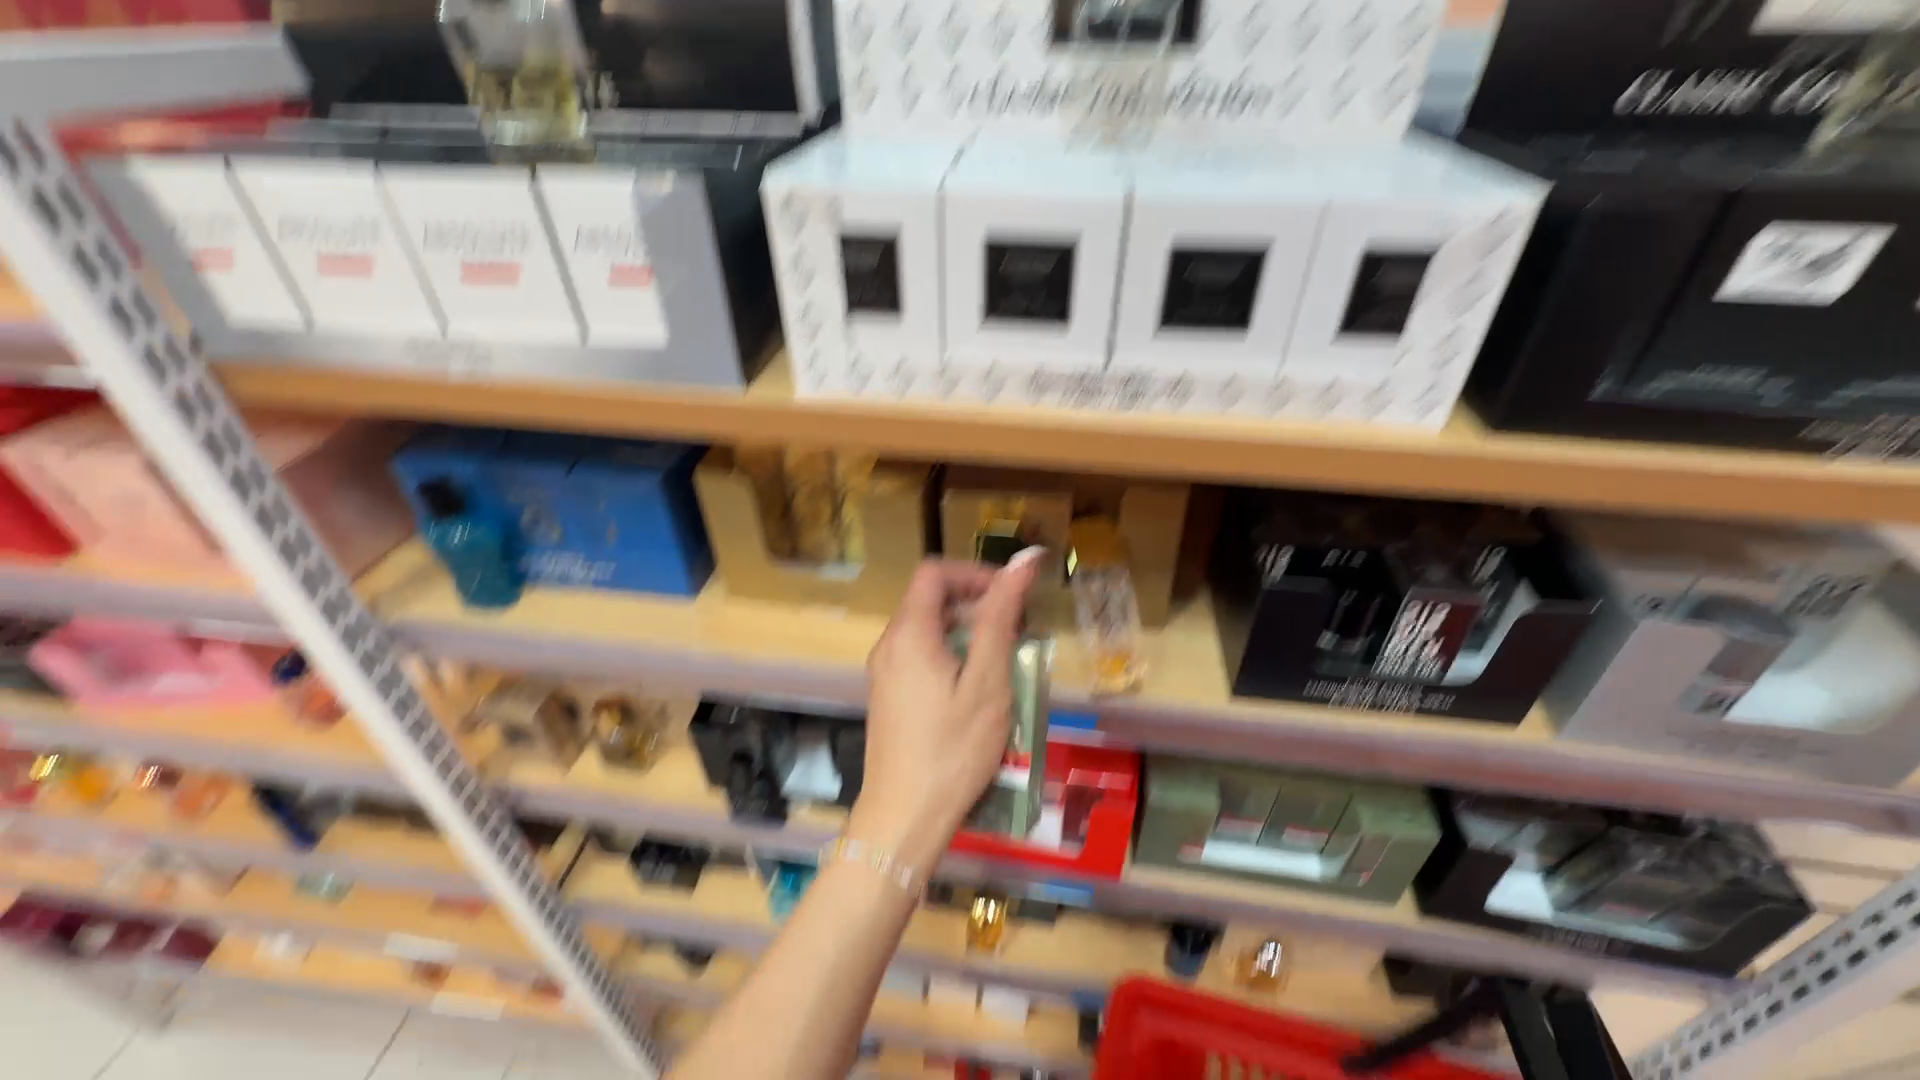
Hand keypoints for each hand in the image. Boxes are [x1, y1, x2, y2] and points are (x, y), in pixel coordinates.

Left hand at [850, 552, 1043, 868]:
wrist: (904, 816)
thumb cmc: (953, 748)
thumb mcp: (987, 680)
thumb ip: (1001, 616)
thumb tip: (1024, 559)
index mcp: (909, 633)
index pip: (935, 572)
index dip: (976, 574)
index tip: (1012, 598)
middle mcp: (889, 645)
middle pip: (931, 600)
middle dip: (978, 606)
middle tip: (1019, 635)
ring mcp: (884, 673)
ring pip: (928, 631)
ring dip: (969, 635)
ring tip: (1006, 665)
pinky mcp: (888, 698)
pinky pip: (921, 658)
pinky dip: (953, 659)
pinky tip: (979, 693)